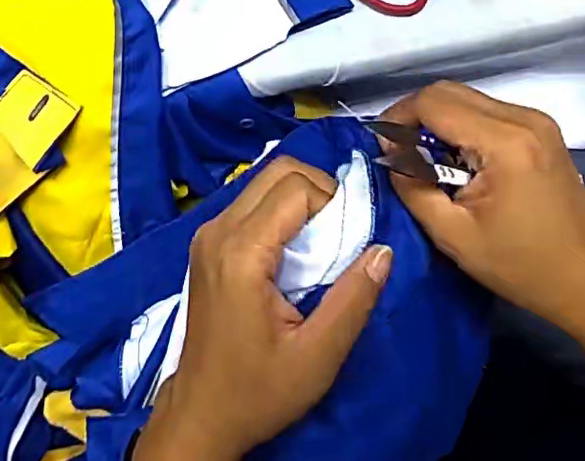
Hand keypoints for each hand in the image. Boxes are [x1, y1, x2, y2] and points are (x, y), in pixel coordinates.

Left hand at [136, 158, 392, 460]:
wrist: (200, 413)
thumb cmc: (257, 390)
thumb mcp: (316, 357)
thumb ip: (352, 300)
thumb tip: (384, 251)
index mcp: (240, 251)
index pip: (294, 187)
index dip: (331, 201)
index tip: (350, 238)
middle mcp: (218, 228)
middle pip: (276, 170)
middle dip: (317, 188)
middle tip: (340, 230)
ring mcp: (208, 230)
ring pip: (262, 181)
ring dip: (298, 197)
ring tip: (321, 240)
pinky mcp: (207, 239)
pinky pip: (250, 200)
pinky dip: (279, 208)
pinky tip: (293, 247)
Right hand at [381, 82, 584, 338]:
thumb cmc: (524, 267)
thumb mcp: (453, 235)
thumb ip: (411, 185)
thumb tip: (387, 150)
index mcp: (505, 143)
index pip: (433, 103)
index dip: (398, 117)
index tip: (382, 145)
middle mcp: (523, 118)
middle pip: (447, 91)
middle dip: (414, 114)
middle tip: (397, 149)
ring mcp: (536, 119)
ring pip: (464, 96)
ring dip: (436, 119)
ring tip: (424, 156)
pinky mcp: (540, 127)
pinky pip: (484, 109)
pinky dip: (459, 124)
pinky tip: (455, 156)